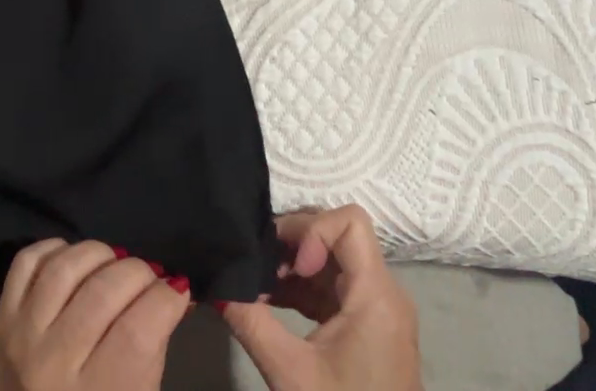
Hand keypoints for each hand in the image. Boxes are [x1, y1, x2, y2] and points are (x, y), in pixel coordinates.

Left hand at [0, 239, 192, 390]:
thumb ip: (156, 341)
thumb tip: (173, 286)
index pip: (137, 331)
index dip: (164, 299)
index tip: (176, 289)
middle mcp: (54, 363)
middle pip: (102, 293)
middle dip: (138, 272)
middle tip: (149, 276)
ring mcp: (22, 336)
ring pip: (63, 268)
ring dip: (99, 254)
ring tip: (115, 263)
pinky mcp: (1, 317)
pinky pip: (26, 262)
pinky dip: (55, 248)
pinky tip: (75, 259)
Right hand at [221, 206, 421, 390]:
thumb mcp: (289, 373)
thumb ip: (249, 320)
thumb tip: (213, 283)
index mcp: (376, 297)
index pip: (349, 222)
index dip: (311, 230)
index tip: (285, 265)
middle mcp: (383, 294)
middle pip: (339, 235)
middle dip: (292, 243)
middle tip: (254, 266)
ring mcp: (376, 311)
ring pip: (333, 260)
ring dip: (291, 266)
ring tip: (254, 286)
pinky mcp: (365, 328)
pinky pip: (332, 288)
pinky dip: (299, 287)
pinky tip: (267, 304)